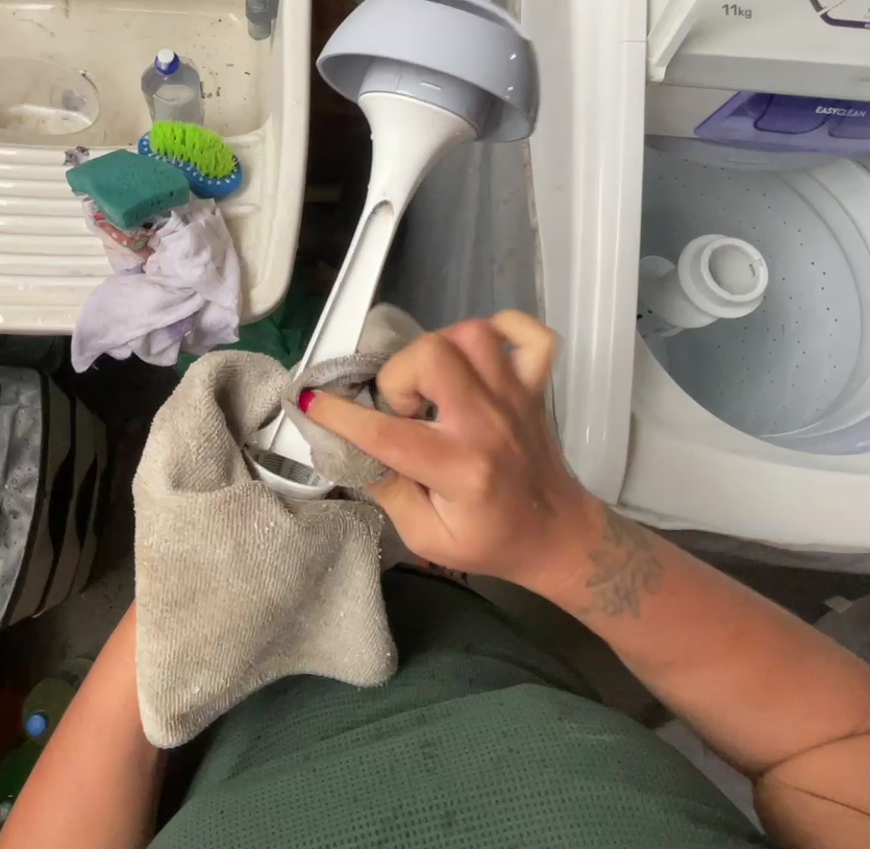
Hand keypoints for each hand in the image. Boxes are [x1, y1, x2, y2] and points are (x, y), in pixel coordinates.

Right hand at [303, 311, 601, 589]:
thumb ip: (385, 489)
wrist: (557, 538)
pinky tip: (478, 352)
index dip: (340, 414)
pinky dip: (503, 328)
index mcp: (459, 469)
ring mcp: (514, 398)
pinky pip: (530, 334)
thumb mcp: (425, 536)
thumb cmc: (487, 541)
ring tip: (432, 382)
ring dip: (438, 348)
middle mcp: (487, 424)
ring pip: (472, 334)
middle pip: (432, 356)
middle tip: (402, 407)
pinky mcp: (534, 387)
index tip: (312, 401)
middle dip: (399, 375)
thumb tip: (349, 446)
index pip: (387, 433)